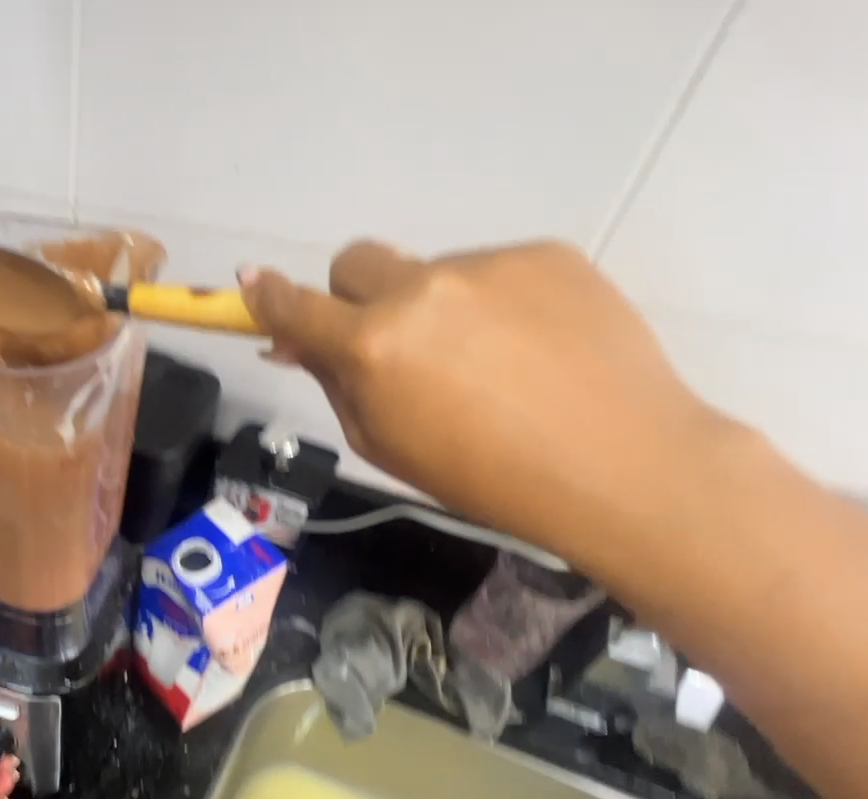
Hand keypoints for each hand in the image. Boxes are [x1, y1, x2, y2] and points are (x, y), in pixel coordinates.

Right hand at [237, 240, 739, 549]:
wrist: (617, 463)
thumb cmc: (479, 476)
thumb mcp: (382, 442)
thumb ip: (335, 382)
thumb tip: (300, 343)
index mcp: (372, 345)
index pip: (298, 308)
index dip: (267, 298)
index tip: (250, 283)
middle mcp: (421, 289)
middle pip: (357, 262)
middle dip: (356, 297)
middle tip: (389, 344)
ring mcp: (487, 264)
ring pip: (429, 273)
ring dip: (433, 307)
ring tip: (486, 362)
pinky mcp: (546, 253)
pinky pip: (490, 271)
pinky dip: (491, 304)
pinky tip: (527, 348)